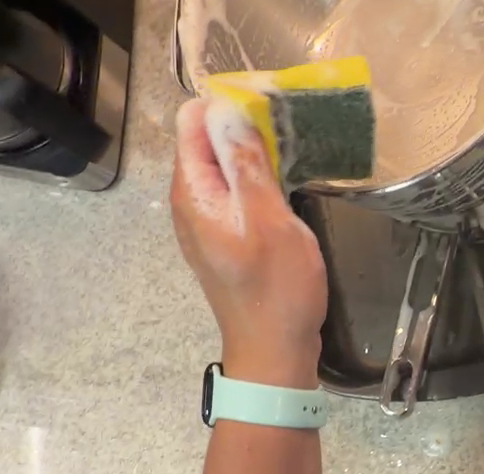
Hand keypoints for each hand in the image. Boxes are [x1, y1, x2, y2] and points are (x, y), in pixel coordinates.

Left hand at [171, 97, 327, 388]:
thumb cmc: (277, 291)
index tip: (272, 120)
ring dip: (256, 166)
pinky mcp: (225, 244)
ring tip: (292, 174)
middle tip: (290, 148)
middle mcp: (190, 202)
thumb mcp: (271, 221)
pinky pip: (236, 200)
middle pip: (209, 144)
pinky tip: (284, 207)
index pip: (194, 120)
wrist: (275, 353)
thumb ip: (248, 163)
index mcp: (194, 190)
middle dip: (246, 135)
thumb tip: (228, 110)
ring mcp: (205, 225)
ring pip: (225, 173)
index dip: (231, 109)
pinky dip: (258, 192)